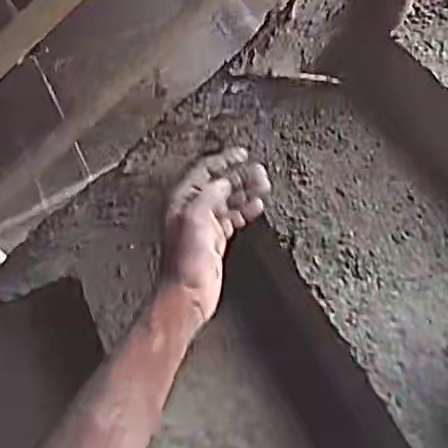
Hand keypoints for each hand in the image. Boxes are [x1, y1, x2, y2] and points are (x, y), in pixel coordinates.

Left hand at [159, 148, 269, 328]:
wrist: (188, 294)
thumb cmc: (186, 261)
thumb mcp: (195, 219)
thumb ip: (209, 196)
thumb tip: (223, 181)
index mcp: (183, 200)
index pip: (205, 170)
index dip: (224, 159)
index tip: (242, 153)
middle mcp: (192, 209)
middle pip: (219, 184)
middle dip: (240, 175)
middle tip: (260, 172)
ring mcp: (204, 224)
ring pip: (228, 200)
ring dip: (246, 191)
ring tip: (264, 185)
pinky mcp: (215, 240)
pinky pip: (233, 217)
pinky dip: (245, 210)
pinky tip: (257, 205)